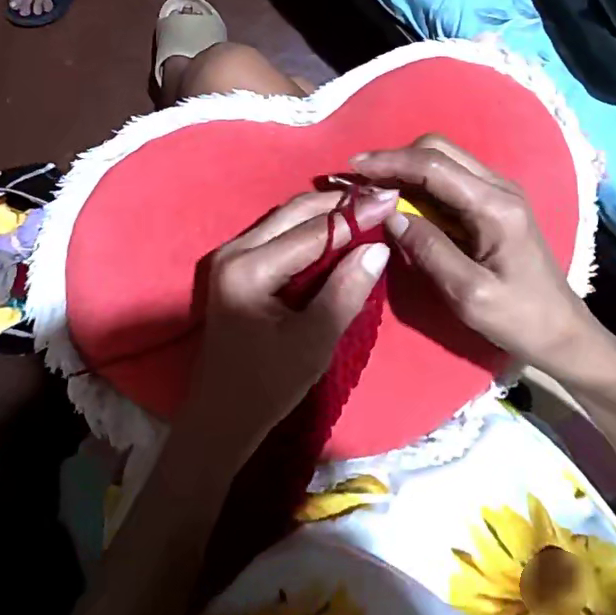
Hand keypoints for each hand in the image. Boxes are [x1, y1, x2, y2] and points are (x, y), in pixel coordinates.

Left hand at [178, 186, 398, 455]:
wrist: (222, 416)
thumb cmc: (267, 386)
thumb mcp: (313, 343)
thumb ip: (345, 291)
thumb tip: (379, 247)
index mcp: (249, 269)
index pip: (312, 231)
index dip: (356, 214)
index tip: (393, 199)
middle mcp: (235, 250)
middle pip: (295, 211)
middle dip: (340, 202)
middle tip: (382, 197)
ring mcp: (232, 255)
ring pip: (286, 217)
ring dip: (326, 211)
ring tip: (366, 207)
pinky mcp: (237, 264)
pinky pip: (279, 232)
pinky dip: (311, 226)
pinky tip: (339, 229)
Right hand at [351, 136, 604, 376]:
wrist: (562, 332)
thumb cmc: (520, 318)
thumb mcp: (469, 294)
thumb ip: (429, 251)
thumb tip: (389, 216)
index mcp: (495, 206)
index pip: (434, 166)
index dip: (391, 162)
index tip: (354, 167)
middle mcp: (498, 187)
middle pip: (438, 150)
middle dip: (396, 160)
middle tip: (360, 181)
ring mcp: (498, 192)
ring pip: (443, 160)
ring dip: (406, 169)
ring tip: (372, 189)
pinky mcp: (493, 204)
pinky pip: (449, 179)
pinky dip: (420, 183)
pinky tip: (400, 201)